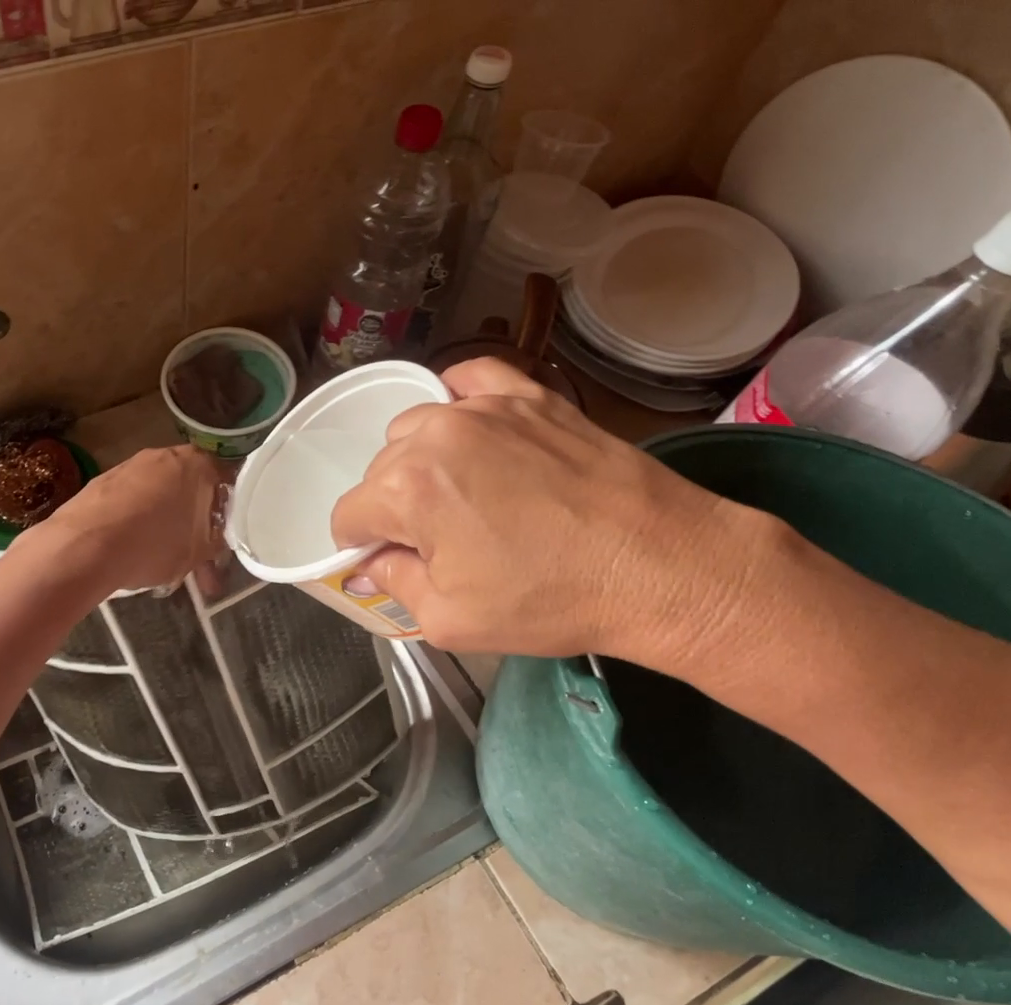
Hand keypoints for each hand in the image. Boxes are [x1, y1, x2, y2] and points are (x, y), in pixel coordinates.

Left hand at [22, 444, 226, 591]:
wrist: (84, 546)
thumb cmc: (154, 544)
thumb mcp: (198, 552)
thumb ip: (215, 542)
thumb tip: (216, 543)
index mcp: (198, 464)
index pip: (227, 479)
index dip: (229, 512)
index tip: (226, 538)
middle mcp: (164, 455)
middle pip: (190, 490)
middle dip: (196, 526)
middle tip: (199, 561)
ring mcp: (130, 466)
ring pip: (160, 498)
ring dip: (167, 528)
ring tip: (167, 569)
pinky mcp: (103, 482)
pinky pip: (132, 503)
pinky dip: (139, 524)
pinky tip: (136, 554)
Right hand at [330, 358, 778, 663]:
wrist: (661, 567)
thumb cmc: (551, 601)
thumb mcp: (449, 620)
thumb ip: (393, 583)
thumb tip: (370, 563)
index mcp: (408, 490)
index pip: (349, 514)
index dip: (360, 545)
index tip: (389, 561)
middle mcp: (437, 435)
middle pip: (380, 469)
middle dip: (393, 506)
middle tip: (437, 540)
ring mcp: (488, 407)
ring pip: (417, 425)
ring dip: (421, 459)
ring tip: (462, 492)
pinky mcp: (532, 396)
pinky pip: (471, 378)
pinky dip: (458, 399)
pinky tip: (470, 427)